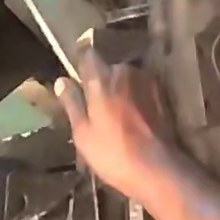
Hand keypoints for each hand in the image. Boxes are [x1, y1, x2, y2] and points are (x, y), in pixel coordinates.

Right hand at [57, 52, 180, 200]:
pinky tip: (133, 118)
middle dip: (101, 83)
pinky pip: (138, 85)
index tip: (78, 80)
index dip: (82, 65)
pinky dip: (133, 95)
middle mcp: (123, 70)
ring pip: (123, 77)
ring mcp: (143, 77)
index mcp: (102, 78)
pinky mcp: (157, 88)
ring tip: (116, 117)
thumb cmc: (112, 151)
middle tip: (97, 110)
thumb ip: (72, 103)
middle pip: (107, 68)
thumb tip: (61, 80)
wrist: (154, 164)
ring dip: (118, 89)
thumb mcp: (83, 133)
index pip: (88, 55)